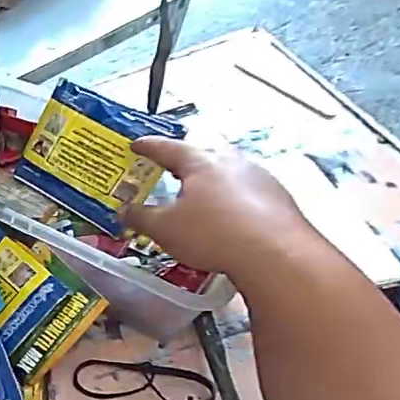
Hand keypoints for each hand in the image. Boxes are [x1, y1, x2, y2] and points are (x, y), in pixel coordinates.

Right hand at [125, 135, 322, 276]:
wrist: (274, 254)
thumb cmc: (212, 234)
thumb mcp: (165, 229)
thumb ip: (141, 218)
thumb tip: (123, 212)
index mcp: (201, 161)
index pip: (167, 147)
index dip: (148, 147)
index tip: (136, 145)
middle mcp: (231, 161)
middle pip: (202, 155)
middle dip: (184, 162)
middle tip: (169, 171)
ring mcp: (258, 177)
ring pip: (227, 172)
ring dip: (210, 182)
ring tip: (198, 197)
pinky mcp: (277, 197)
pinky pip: (246, 192)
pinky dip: (231, 200)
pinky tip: (228, 218)